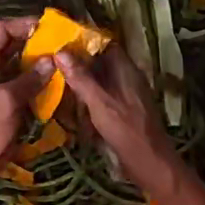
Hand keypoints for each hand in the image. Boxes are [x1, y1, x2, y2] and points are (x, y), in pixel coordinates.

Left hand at [0, 17, 50, 191]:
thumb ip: (29, 80)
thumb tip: (51, 60)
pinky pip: (30, 94)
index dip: (22, 25)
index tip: (47, 29)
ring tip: (68, 68)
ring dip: (45, 70)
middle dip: (39, 47)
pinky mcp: (12, 110)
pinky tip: (62, 91)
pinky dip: (44, 91)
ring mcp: (3, 92)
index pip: (1, 31)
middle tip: (65, 48)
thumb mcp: (5, 101)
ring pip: (26, 72)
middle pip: (16, 50)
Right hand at [56, 48, 183, 194]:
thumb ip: (81, 78)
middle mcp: (129, 77)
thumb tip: (60, 52)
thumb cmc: (126, 131)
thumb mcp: (99, 103)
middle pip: (102, 61)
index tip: (61, 42)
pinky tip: (75, 102)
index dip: (84, 41)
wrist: (151, 163)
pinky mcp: (125, 109)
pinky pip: (105, 93)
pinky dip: (90, 95)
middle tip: (54, 61)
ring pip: (103, 78)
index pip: (105, 44)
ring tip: (59, 79)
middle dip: (80, 61)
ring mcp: (128, 93)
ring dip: (84, 79)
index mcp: (126, 70)